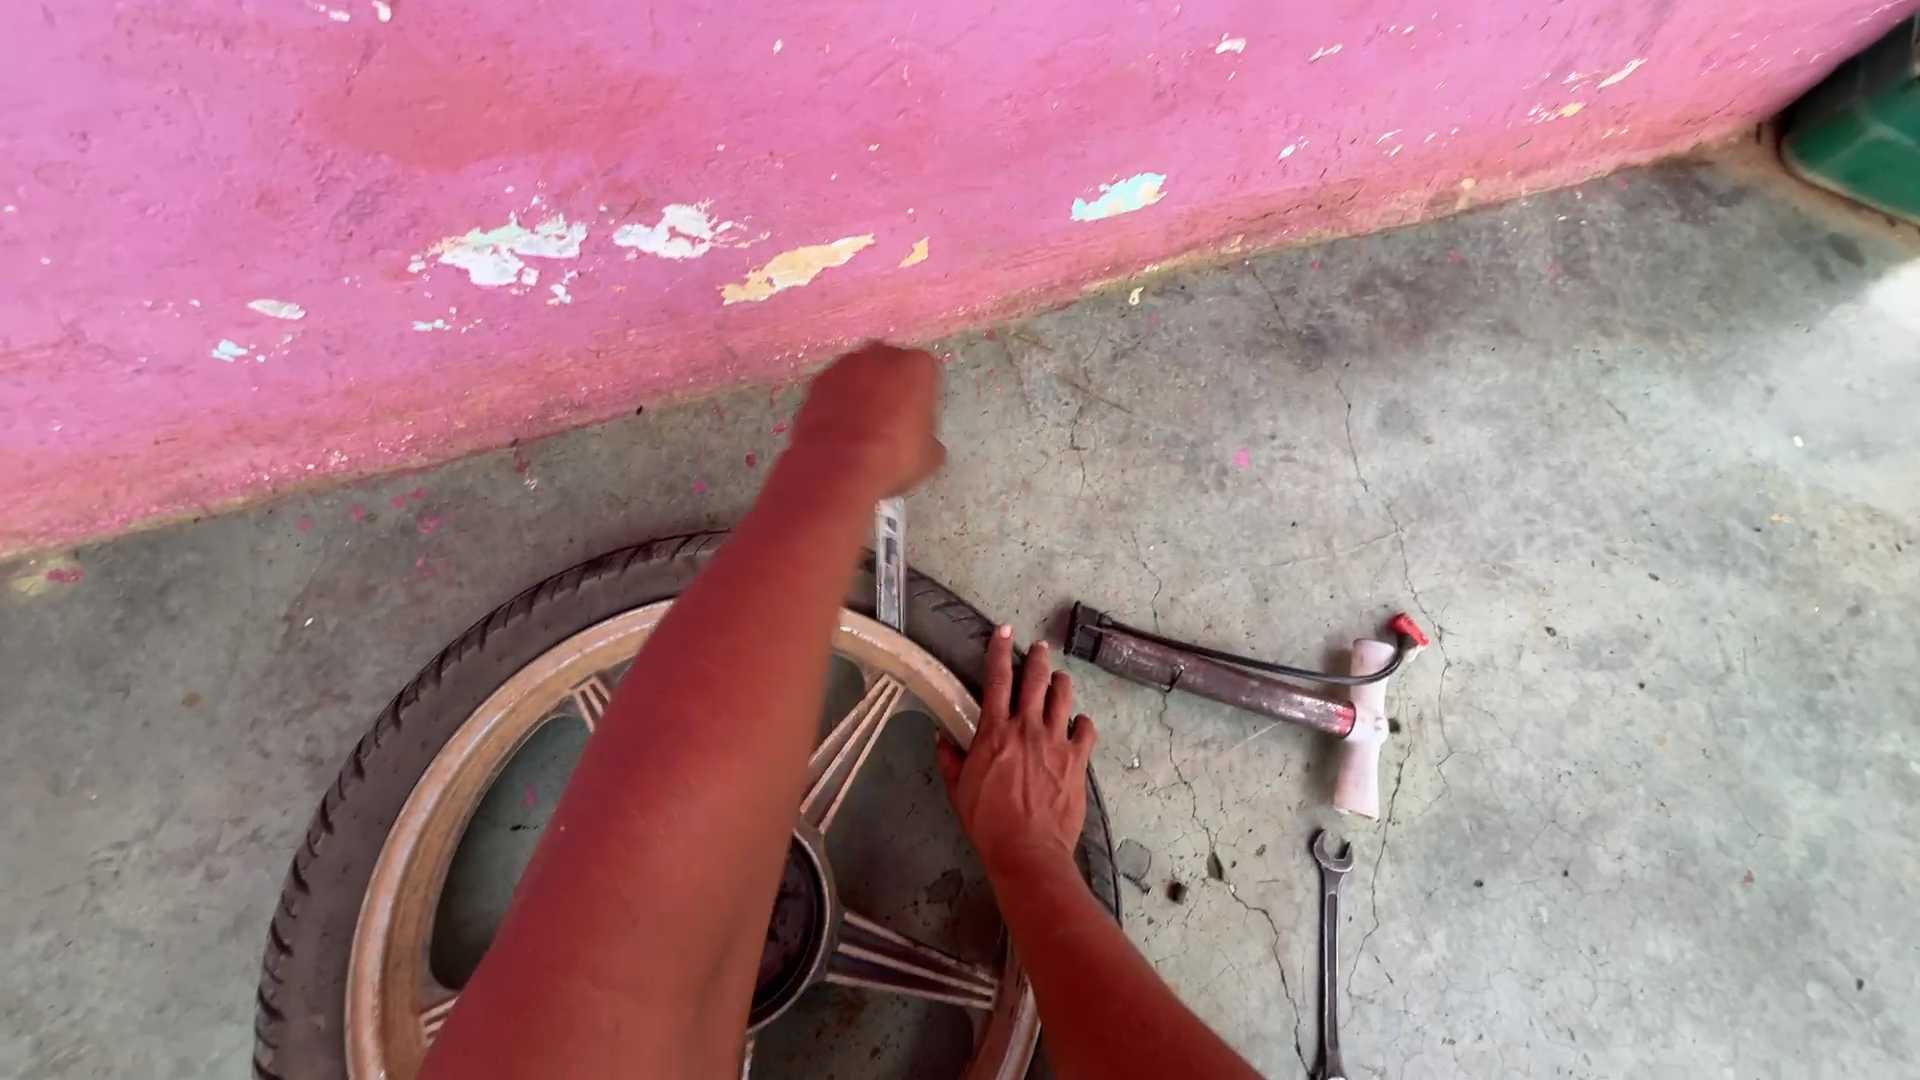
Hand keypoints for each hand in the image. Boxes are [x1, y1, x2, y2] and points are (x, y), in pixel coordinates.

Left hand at [788, 342, 945, 497]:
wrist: (838, 466)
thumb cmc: (893, 456)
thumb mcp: (928, 457)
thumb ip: (929, 439)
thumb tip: (925, 443)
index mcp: (917, 366)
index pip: (925, 373)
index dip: (922, 396)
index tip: (918, 417)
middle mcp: (880, 355)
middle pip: (890, 366)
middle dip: (891, 386)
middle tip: (891, 418)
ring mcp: (844, 365)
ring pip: (859, 374)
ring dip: (862, 392)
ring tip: (861, 426)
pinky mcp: (816, 382)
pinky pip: (835, 389)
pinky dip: (837, 403)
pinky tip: (839, 430)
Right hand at [937, 627, 1097, 880]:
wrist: (1027, 850)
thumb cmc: (988, 821)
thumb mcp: (958, 790)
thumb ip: (950, 759)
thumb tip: (942, 737)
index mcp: (995, 731)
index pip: (997, 679)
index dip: (999, 650)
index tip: (1004, 630)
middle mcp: (1027, 727)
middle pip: (1035, 679)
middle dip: (1037, 657)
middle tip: (1038, 646)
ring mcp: (1056, 741)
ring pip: (1062, 696)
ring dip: (1060, 682)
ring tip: (1058, 678)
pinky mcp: (1077, 759)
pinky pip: (1086, 729)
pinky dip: (1082, 722)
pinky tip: (1078, 723)